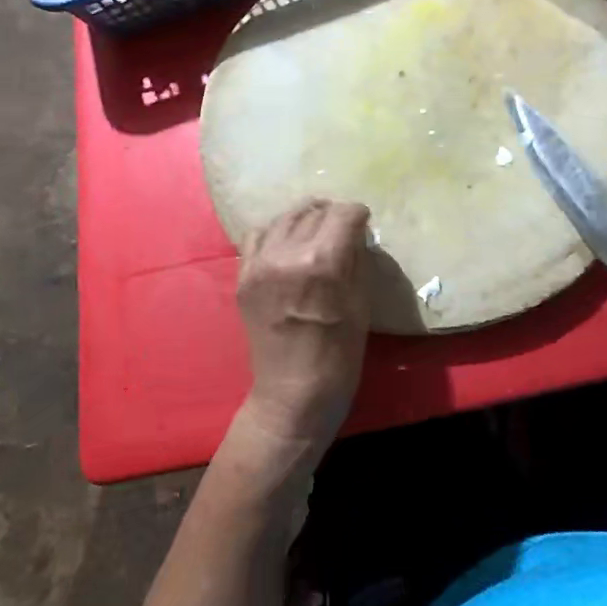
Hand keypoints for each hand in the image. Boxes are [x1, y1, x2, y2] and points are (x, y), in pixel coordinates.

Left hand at [235, 199, 373, 450]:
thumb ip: (356, 260)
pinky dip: (276, 233)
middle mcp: (285, 254)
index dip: (358, 214)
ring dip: (304, 219)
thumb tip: (354, 233)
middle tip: (343, 228)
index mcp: (321, 262)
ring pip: (284, 218)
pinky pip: (257, 236)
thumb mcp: (361, 304)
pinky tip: (288, 245)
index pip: (342, 214)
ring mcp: (258, 264)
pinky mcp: (243, 276)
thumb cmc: (339, 356)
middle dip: (332, 216)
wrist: (293, 394)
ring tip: (317, 231)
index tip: (363, 222)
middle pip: (313, 212)